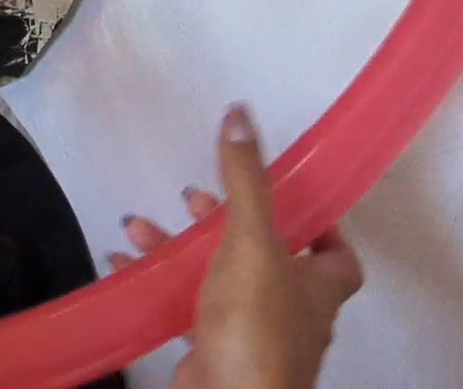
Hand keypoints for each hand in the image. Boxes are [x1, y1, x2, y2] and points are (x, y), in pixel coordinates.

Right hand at [113, 105, 363, 388]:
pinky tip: (124, 260)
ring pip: (219, 277)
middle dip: (224, 222)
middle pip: (267, 257)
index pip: (338, 254)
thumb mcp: (249, 239)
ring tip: (140, 225)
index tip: (279, 192)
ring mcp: (253, 335)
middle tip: (193, 198)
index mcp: (315, 286)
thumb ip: (244, 179)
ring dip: (179, 247)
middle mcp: (292, 311)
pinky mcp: (215, 350)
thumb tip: (241, 112)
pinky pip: (186, 303)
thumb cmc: (254, 322)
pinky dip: (157, 279)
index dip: (317, 224)